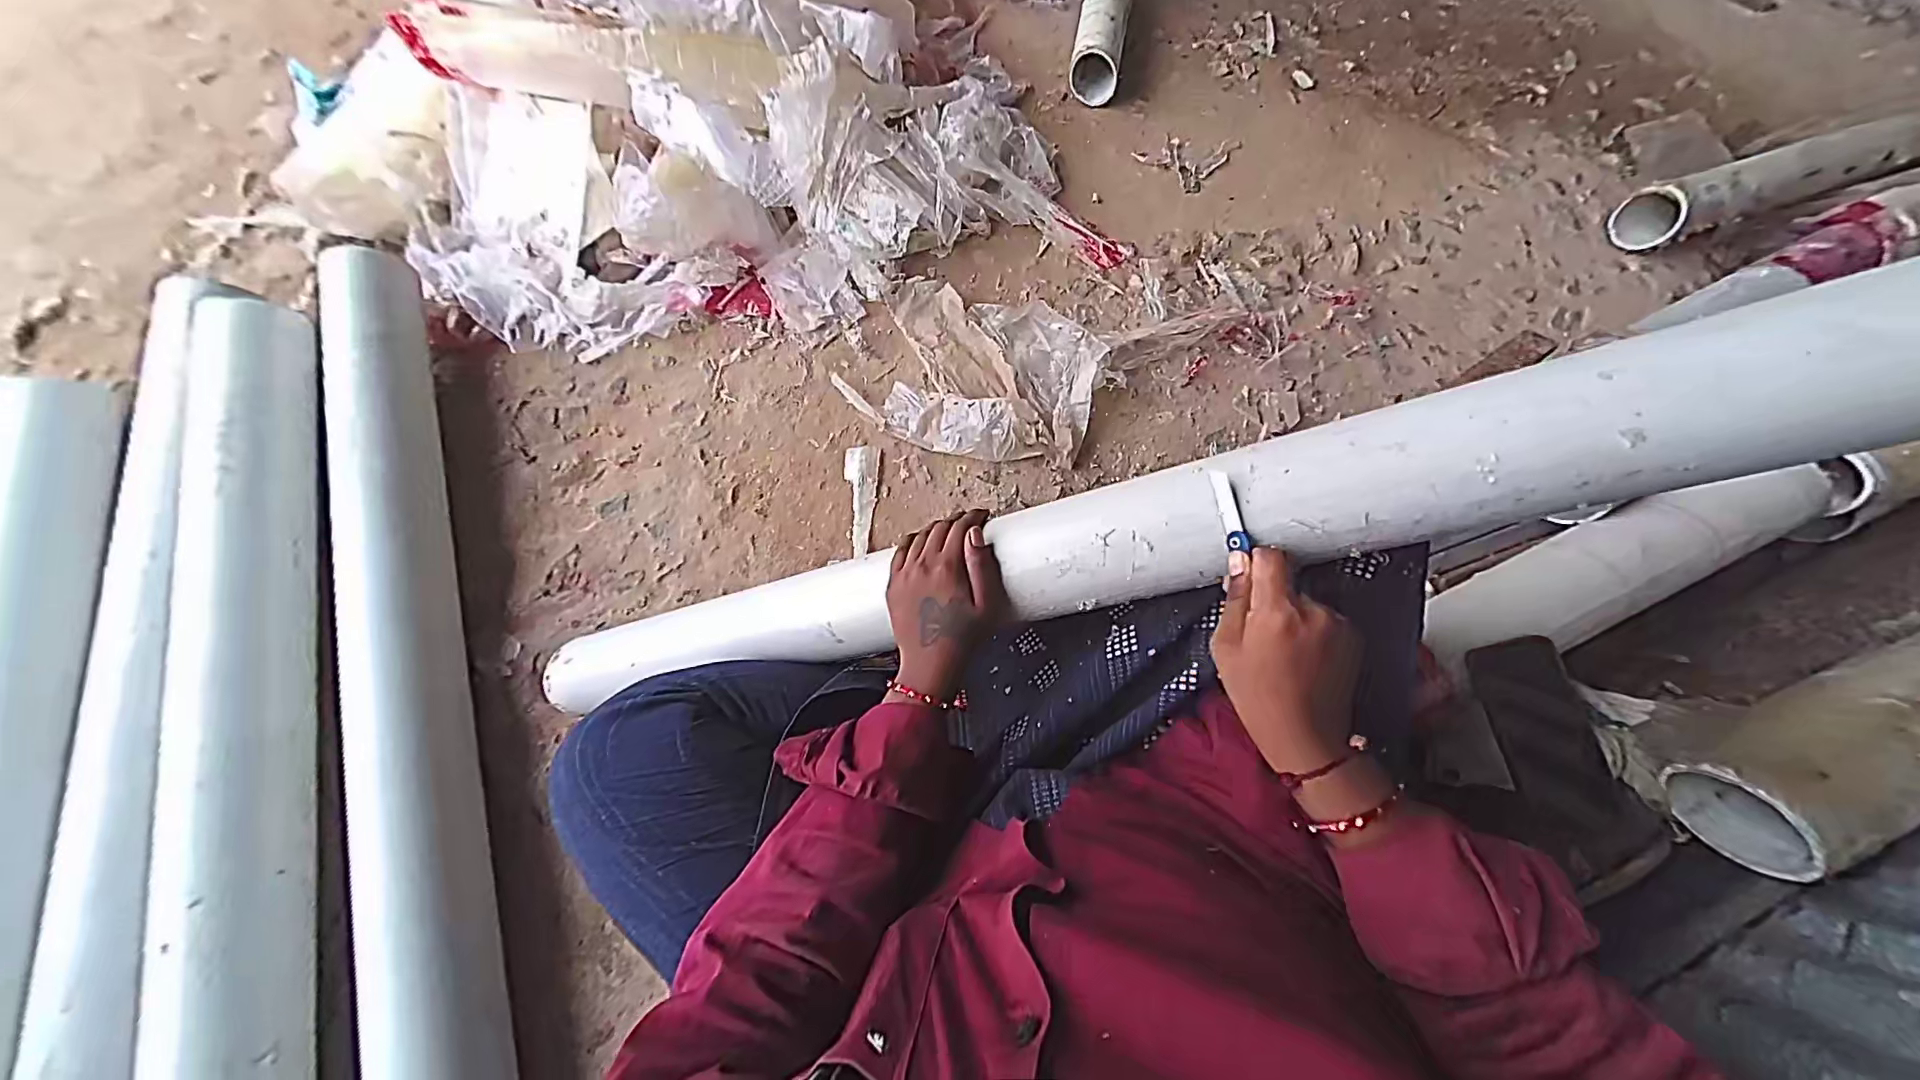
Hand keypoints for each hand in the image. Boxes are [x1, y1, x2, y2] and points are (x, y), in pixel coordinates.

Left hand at [886, 509, 1007, 701]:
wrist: (929, 665)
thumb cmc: (960, 640)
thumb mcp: (986, 604)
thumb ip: (982, 565)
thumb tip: (975, 534)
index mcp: (947, 568)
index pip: (959, 527)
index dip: (973, 517)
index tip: (981, 516)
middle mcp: (922, 566)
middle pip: (939, 528)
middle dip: (956, 521)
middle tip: (968, 523)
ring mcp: (904, 574)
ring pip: (920, 536)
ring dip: (936, 529)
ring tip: (948, 532)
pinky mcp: (893, 585)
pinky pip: (900, 551)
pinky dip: (913, 541)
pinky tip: (920, 543)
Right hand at [1210, 547, 1361, 774]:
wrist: (1303, 734)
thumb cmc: (1260, 697)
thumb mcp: (1226, 647)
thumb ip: (1234, 600)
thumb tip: (1239, 565)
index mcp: (1278, 611)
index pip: (1271, 557)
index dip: (1254, 560)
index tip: (1246, 567)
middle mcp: (1313, 612)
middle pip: (1287, 581)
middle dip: (1270, 597)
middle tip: (1257, 630)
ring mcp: (1337, 624)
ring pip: (1304, 600)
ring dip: (1292, 615)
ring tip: (1280, 650)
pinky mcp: (1351, 636)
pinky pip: (1322, 617)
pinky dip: (1310, 629)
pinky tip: (1300, 657)